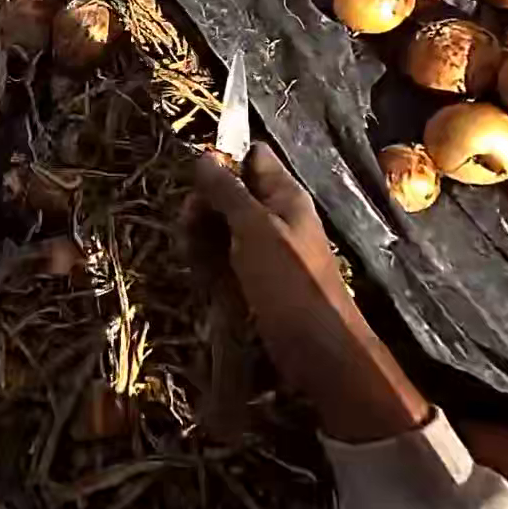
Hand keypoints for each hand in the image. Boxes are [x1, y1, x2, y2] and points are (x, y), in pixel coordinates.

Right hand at [192, 143, 432, 441]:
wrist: (319, 352)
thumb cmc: (290, 282)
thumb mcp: (255, 228)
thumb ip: (228, 190)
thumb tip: (204, 155)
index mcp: (283, 194)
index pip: (251, 157)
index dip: (223, 161)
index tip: (196, 179)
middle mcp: (274, 215)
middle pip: (230, 192)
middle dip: (204, 204)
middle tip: (188, 224)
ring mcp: (264, 247)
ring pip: (221, 225)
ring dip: (201, 235)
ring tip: (191, 255)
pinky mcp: (254, 276)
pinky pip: (223, 256)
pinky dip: (208, 261)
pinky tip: (200, 274)